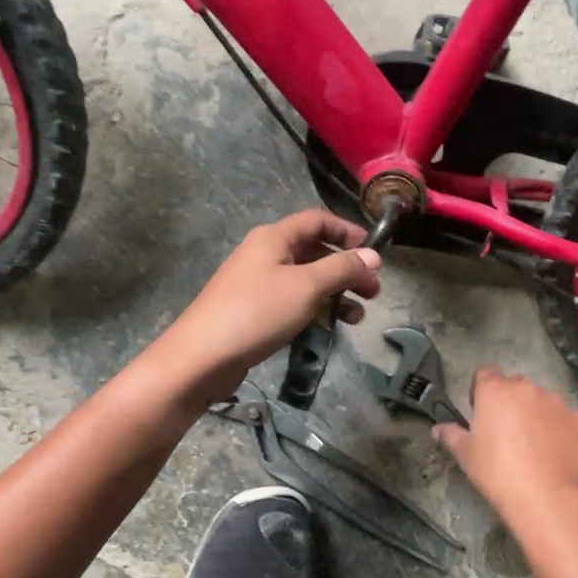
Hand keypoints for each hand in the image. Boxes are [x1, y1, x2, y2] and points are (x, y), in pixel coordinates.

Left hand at [152, 210, 380, 402]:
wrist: (202, 356)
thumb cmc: (257, 313)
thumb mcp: (307, 287)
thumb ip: (342, 268)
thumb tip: (374, 256)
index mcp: (274, 238)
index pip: (317, 220)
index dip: (348, 232)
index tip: (375, 253)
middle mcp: (265, 254)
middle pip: (315, 252)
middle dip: (346, 270)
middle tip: (373, 293)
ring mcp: (258, 284)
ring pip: (306, 281)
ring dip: (335, 294)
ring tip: (357, 317)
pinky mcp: (254, 312)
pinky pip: (293, 302)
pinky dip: (315, 310)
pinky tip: (329, 327)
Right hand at [434, 368, 577, 521]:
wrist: (545, 496)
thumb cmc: (496, 472)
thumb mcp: (466, 455)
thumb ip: (451, 435)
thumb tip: (438, 428)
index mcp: (495, 391)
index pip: (485, 373)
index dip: (481, 390)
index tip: (481, 411)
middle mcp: (527, 388)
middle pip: (514, 385)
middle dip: (509, 401)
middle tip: (505, 431)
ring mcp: (556, 402)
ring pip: (541, 400)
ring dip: (535, 412)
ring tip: (532, 443)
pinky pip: (563, 417)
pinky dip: (557, 427)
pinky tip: (553, 451)